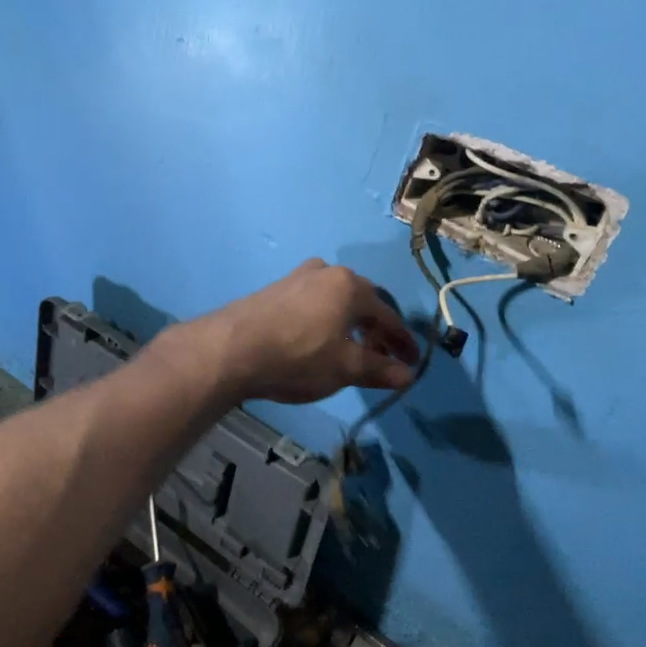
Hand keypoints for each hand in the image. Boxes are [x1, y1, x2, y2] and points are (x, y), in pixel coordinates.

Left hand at [166, 259, 421, 405]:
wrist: (232, 348)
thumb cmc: (297, 357)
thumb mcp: (345, 368)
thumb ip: (379, 369)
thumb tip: (407, 375)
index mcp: (349, 285)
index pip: (388, 314)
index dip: (403, 341)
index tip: (413, 363)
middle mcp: (326, 272)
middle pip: (363, 301)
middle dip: (377, 330)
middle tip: (384, 358)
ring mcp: (298, 277)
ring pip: (336, 300)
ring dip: (351, 324)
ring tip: (353, 351)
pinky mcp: (276, 288)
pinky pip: (314, 302)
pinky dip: (327, 319)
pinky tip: (321, 340)